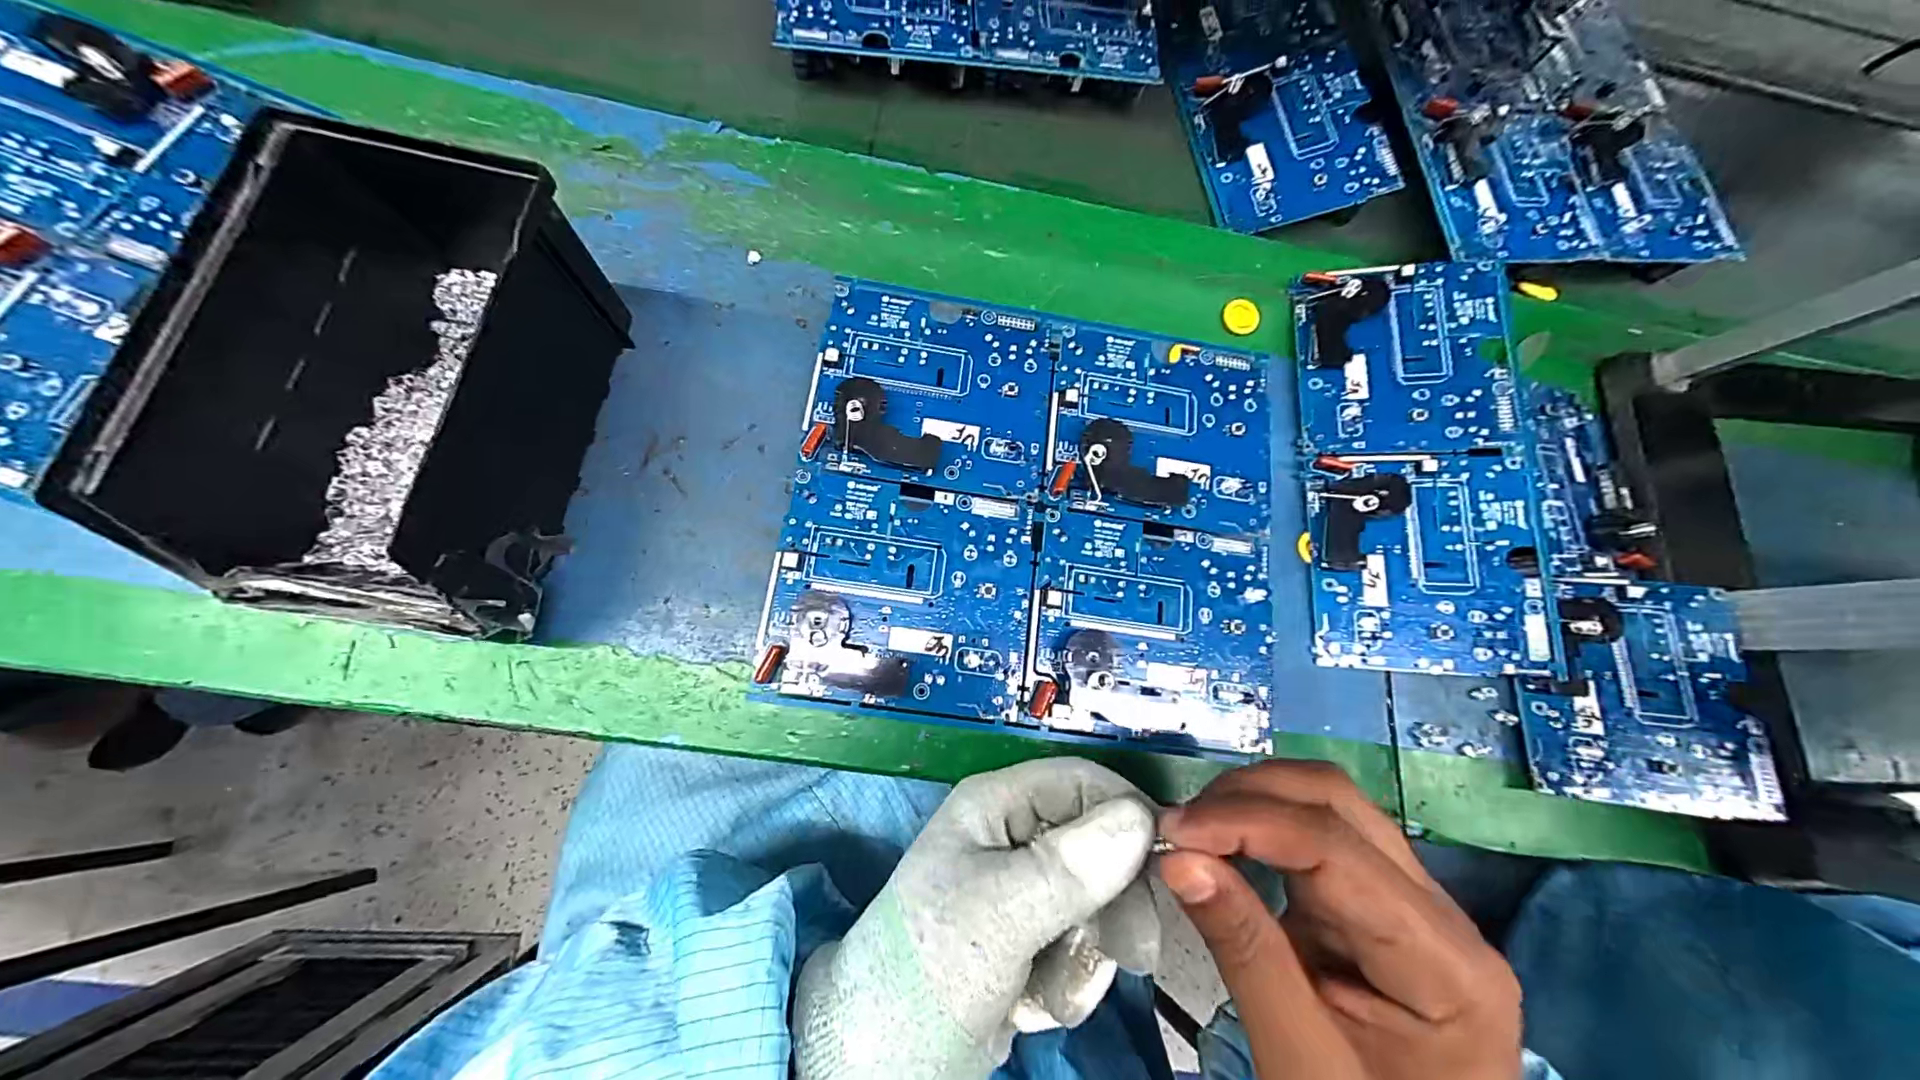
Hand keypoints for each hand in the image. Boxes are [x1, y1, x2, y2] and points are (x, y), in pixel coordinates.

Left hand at [793, 758, 1158, 1079]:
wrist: (886, 1058)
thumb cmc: (930, 967)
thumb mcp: (999, 912)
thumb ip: (1068, 867)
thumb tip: (1140, 818)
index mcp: (995, 805)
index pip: (1080, 781)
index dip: (1126, 813)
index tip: (1165, 866)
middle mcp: (1012, 838)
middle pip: (1099, 844)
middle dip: (1110, 905)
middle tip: (1129, 952)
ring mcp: (1022, 890)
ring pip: (1098, 902)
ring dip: (1085, 955)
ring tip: (1045, 990)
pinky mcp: (1030, 938)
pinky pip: (1081, 945)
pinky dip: (1068, 980)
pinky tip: (1030, 1005)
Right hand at [1158, 761, 1521, 1079]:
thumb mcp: (1300, 1059)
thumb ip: (1243, 950)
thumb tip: (1178, 859)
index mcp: (1445, 963)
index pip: (1335, 848)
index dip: (1246, 823)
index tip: (1172, 832)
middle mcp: (1441, 914)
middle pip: (1338, 803)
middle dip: (1249, 797)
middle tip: (1180, 827)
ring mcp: (1412, 904)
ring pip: (1329, 805)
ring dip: (1253, 802)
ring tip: (1194, 833)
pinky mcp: (1376, 905)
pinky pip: (1317, 838)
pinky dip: (1261, 828)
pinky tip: (1225, 846)